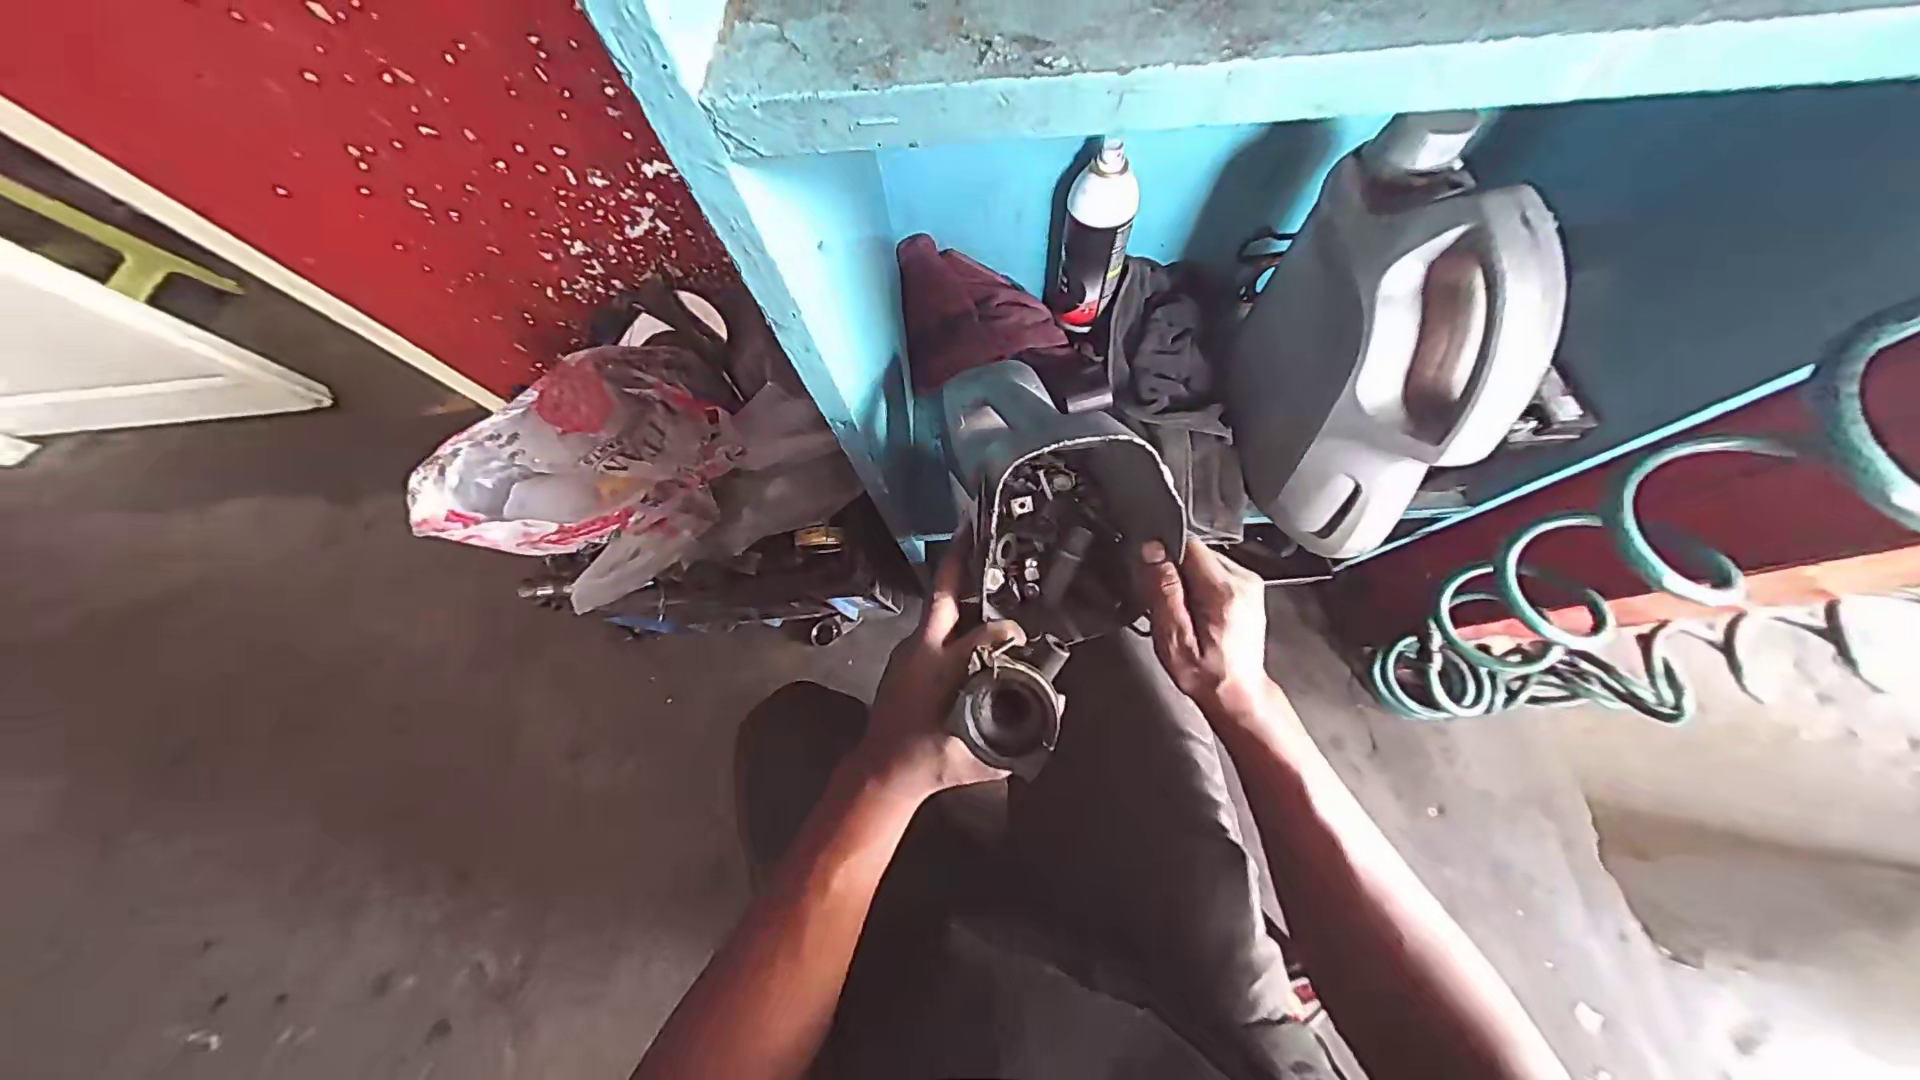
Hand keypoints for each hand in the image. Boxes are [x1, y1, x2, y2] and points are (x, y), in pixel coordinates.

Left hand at [858, 537, 1024, 798]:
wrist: (882, 771)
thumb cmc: (928, 761)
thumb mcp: (980, 754)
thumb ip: (1024, 734)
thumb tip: (1057, 703)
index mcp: (939, 670)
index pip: (983, 635)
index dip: (1007, 629)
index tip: (1022, 632)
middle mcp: (921, 653)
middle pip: (942, 597)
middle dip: (958, 564)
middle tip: (971, 533)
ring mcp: (908, 654)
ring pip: (936, 610)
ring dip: (955, 587)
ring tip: (975, 566)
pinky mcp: (903, 661)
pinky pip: (930, 627)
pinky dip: (948, 615)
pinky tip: (965, 617)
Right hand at [1134, 538, 1273, 721]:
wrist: (1237, 692)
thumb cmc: (1206, 674)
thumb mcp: (1173, 638)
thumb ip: (1163, 591)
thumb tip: (1153, 552)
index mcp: (1224, 591)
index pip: (1187, 545)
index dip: (1164, 557)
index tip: (1155, 579)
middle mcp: (1243, 580)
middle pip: (1195, 551)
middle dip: (1174, 571)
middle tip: (1169, 604)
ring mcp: (1248, 583)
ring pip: (1202, 559)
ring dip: (1186, 578)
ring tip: (1184, 610)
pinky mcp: (1246, 587)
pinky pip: (1212, 571)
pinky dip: (1198, 585)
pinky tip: (1197, 610)